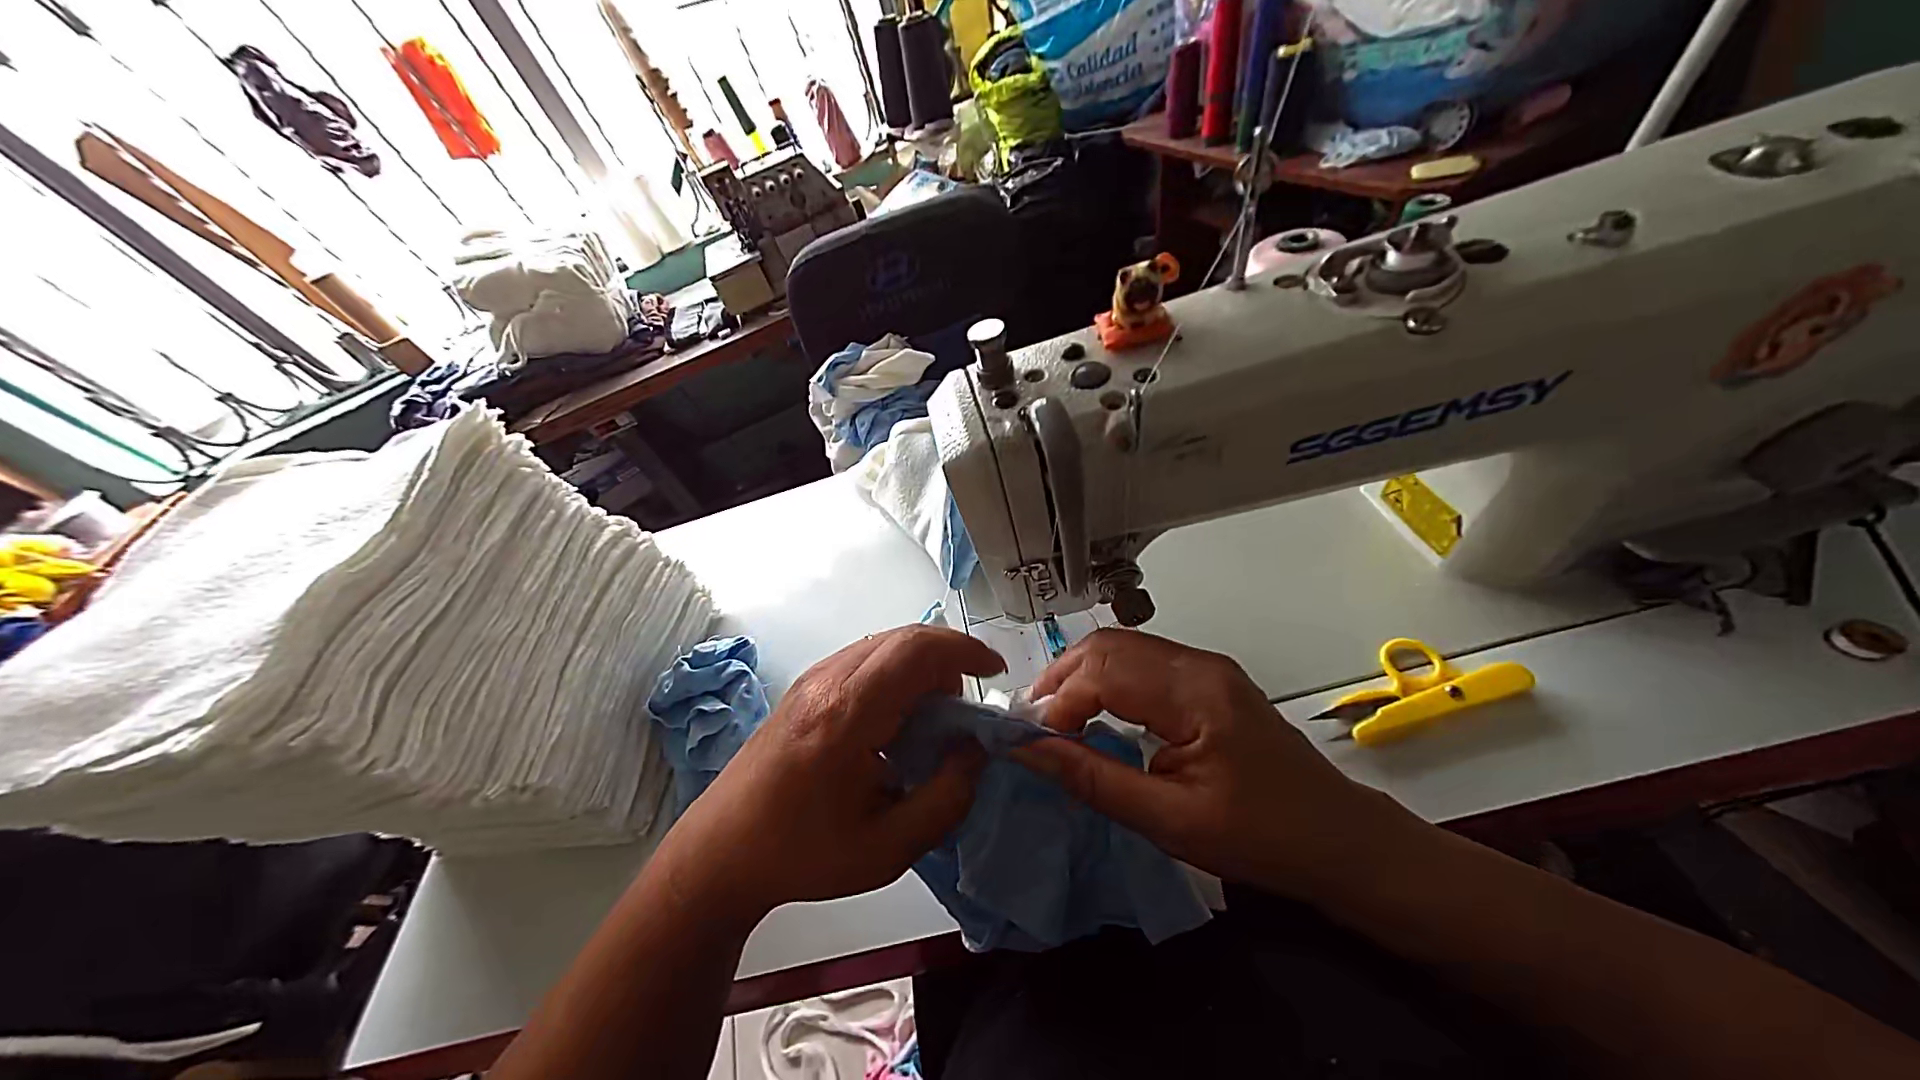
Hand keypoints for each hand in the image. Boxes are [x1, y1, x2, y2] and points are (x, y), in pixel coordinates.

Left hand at [653, 625, 1004, 923]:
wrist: (722, 850)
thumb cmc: (802, 853)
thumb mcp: (888, 847)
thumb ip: (947, 798)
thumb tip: (976, 750)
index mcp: (847, 714)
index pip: (917, 651)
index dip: (965, 651)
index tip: (996, 672)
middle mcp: (828, 680)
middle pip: (905, 638)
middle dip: (950, 659)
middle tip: (966, 710)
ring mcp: (813, 678)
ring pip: (886, 644)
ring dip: (923, 667)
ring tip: (935, 720)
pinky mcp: (806, 685)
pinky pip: (867, 658)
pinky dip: (899, 674)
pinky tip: (899, 721)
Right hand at [1011, 629, 1420, 901]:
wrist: (1339, 839)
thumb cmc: (1261, 838)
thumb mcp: (1169, 820)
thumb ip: (1093, 779)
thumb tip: (1030, 750)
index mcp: (1195, 695)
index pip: (1105, 671)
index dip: (1059, 700)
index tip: (1035, 739)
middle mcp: (1199, 665)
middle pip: (1109, 645)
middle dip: (1061, 677)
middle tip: (1034, 722)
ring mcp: (1206, 667)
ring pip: (1123, 647)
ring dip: (1081, 675)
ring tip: (1055, 717)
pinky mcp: (1207, 679)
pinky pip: (1141, 661)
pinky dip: (1106, 679)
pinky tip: (1093, 711)